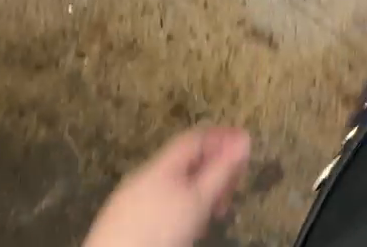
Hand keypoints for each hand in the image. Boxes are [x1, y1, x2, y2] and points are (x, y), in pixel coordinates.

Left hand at [82, 126, 250, 246]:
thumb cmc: (160, 231)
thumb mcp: (199, 200)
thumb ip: (223, 167)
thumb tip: (245, 138)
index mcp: (161, 165)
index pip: (198, 136)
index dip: (224, 137)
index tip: (245, 151)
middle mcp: (143, 175)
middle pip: (188, 160)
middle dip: (215, 171)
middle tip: (230, 191)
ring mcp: (129, 198)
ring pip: (175, 183)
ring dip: (200, 191)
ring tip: (212, 214)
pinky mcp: (121, 219)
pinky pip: (159, 201)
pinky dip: (180, 205)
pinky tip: (186, 225)